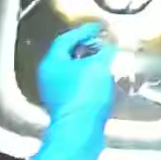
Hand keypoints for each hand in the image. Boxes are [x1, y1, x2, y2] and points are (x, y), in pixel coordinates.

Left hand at [17, 22, 115, 159]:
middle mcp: (50, 77)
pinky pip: (79, 86)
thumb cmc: (84, 97)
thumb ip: (106, 50)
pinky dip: (91, 80)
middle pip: (69, 54)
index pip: (67, 38)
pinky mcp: (67, 106)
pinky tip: (104, 82)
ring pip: (74, 71)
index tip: (98, 27)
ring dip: (90, 65)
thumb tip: (110, 42)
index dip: (84, 30)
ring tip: (106, 61)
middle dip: (87, 48)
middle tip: (102, 42)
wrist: (80, 132)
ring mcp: (57, 93)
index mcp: (52, 62)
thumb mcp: (99, 66)